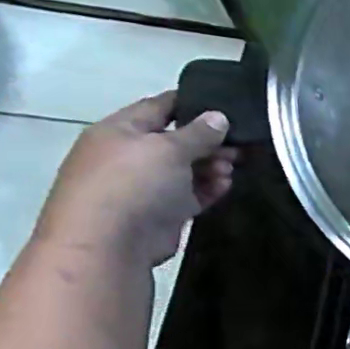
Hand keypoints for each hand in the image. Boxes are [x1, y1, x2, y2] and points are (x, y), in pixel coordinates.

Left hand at [35, 91, 236, 265]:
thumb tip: (219, 117)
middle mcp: (131, 156)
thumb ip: (198, 133)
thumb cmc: (133, 182)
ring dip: (210, 166)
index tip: (223, 105)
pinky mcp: (160, 216)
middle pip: (176, 141)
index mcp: (121, 130)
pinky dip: (207, 189)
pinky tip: (226, 184)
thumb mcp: (168, 148)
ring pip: (184, 170)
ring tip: (233, 166)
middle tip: (239, 144)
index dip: (190, 103)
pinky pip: (188, 196)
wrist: (110, 244)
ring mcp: (145, 188)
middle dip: (207, 142)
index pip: (159, 106)